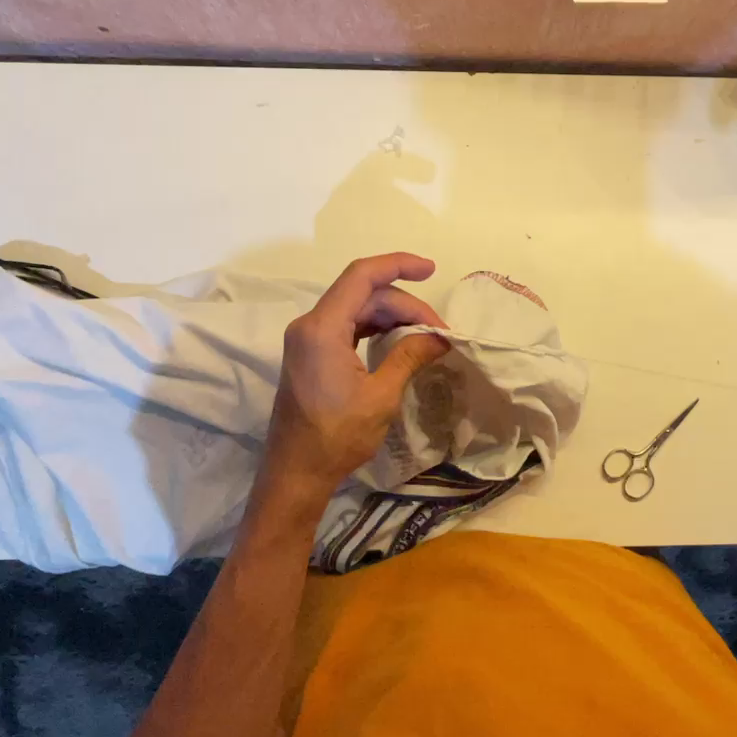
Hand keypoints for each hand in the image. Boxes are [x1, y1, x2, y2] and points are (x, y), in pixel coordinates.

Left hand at [259, 253, 448, 507]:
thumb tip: (439, 337)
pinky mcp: (310, 355)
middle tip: (439, 332)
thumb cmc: (337, 436)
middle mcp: (310, 325)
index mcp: (322, 328)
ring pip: (356, 310)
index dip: (398, 265)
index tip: (431, 270)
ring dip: (391, 317)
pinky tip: (400, 342)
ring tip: (426, 337)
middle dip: (404, 305)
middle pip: (362, 294)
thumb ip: (409, 357)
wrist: (297, 471)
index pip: (362, 276)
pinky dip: (375, 329)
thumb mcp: (381, 396)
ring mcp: (307, 340)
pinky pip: (347, 328)